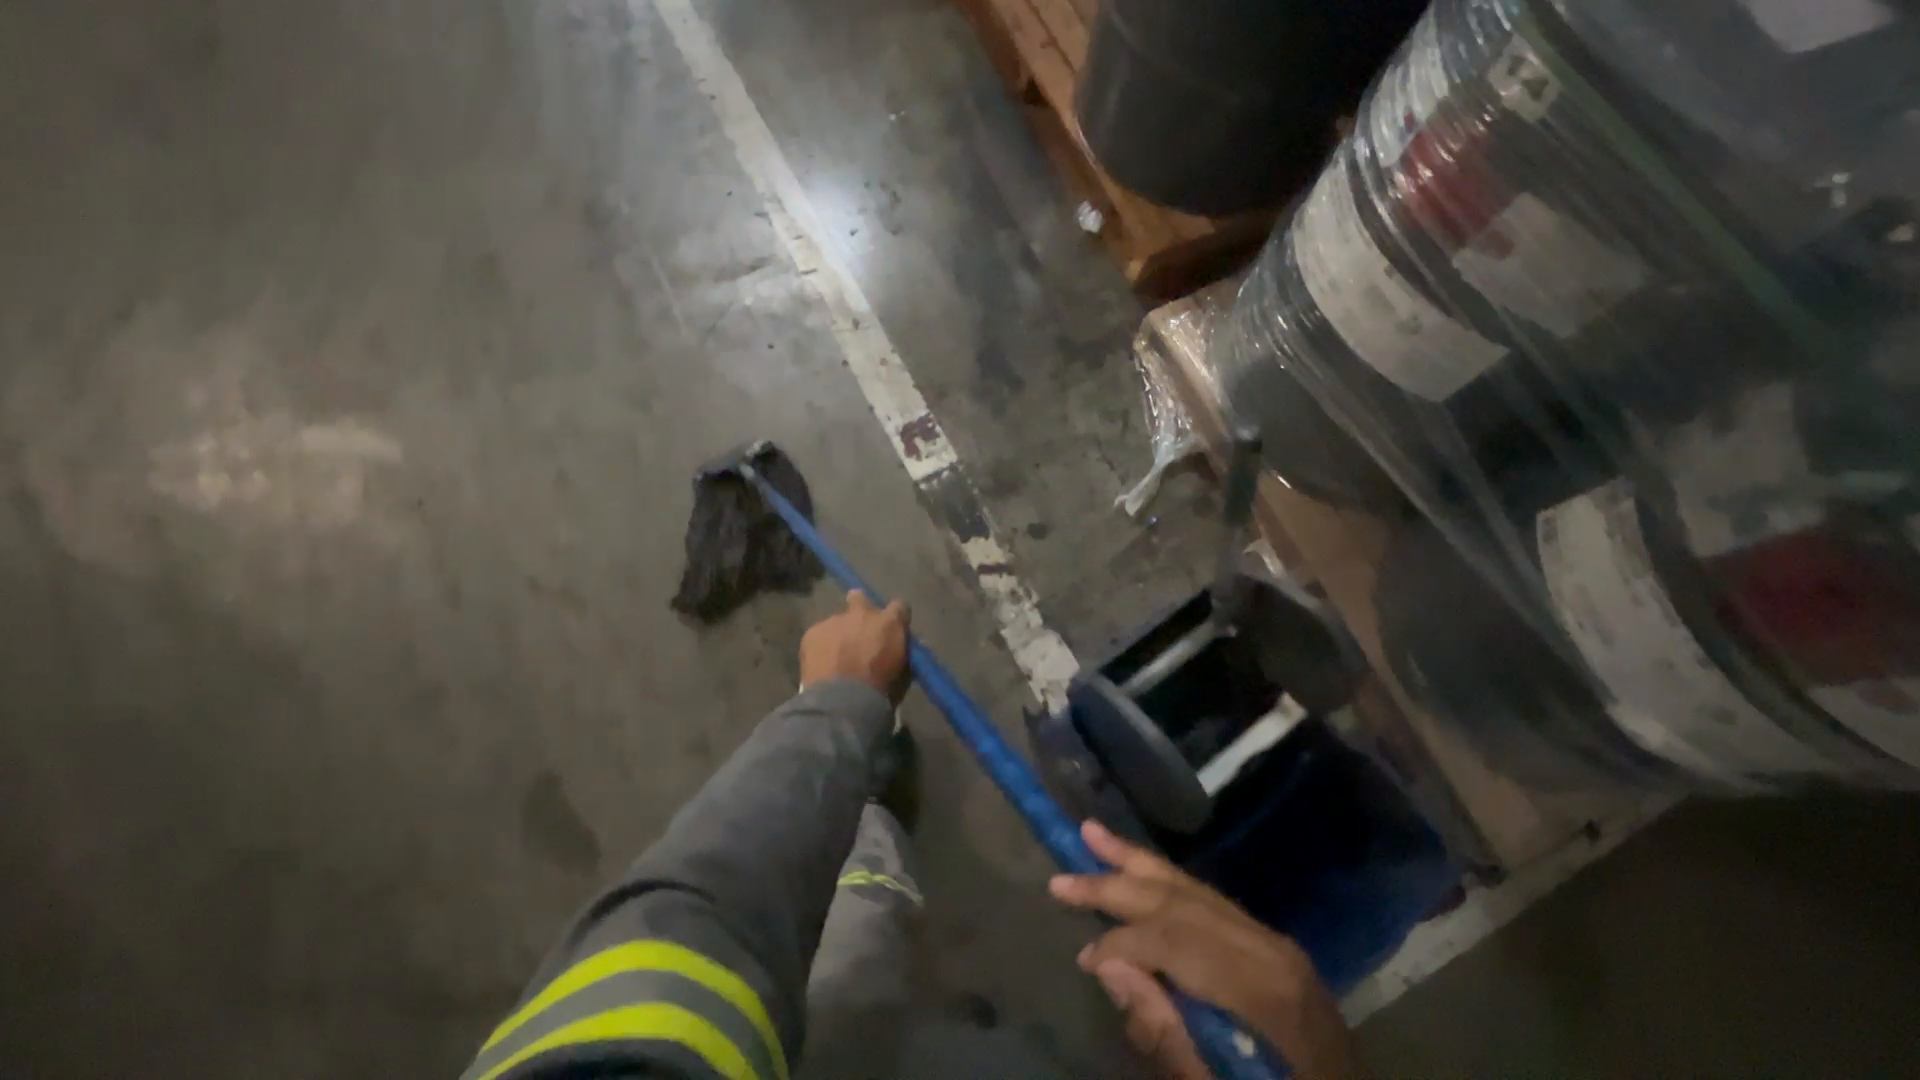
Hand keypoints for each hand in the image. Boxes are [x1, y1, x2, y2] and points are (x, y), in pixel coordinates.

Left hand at [800, 590, 911, 703]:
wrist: (842, 701)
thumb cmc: (880, 690)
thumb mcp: (903, 673)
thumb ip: (903, 652)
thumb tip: (905, 644)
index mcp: (889, 622)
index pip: (899, 606)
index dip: (895, 616)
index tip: (891, 629)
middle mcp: (862, 614)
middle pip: (859, 597)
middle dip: (859, 608)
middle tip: (857, 630)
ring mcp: (835, 620)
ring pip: (837, 621)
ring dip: (839, 634)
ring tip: (835, 659)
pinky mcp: (813, 632)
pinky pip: (819, 635)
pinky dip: (821, 646)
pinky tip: (822, 665)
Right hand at [1049, 821, 1359, 1078]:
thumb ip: (1166, 1032)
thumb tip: (1108, 966)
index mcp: (1261, 987)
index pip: (1174, 943)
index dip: (1121, 945)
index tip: (1082, 958)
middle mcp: (1269, 948)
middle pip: (1180, 901)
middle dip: (1116, 884)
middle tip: (1062, 876)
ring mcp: (1273, 940)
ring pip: (1194, 888)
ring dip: (1137, 862)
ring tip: (1092, 832)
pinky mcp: (1270, 943)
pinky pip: (1208, 899)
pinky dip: (1166, 880)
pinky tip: (1138, 867)